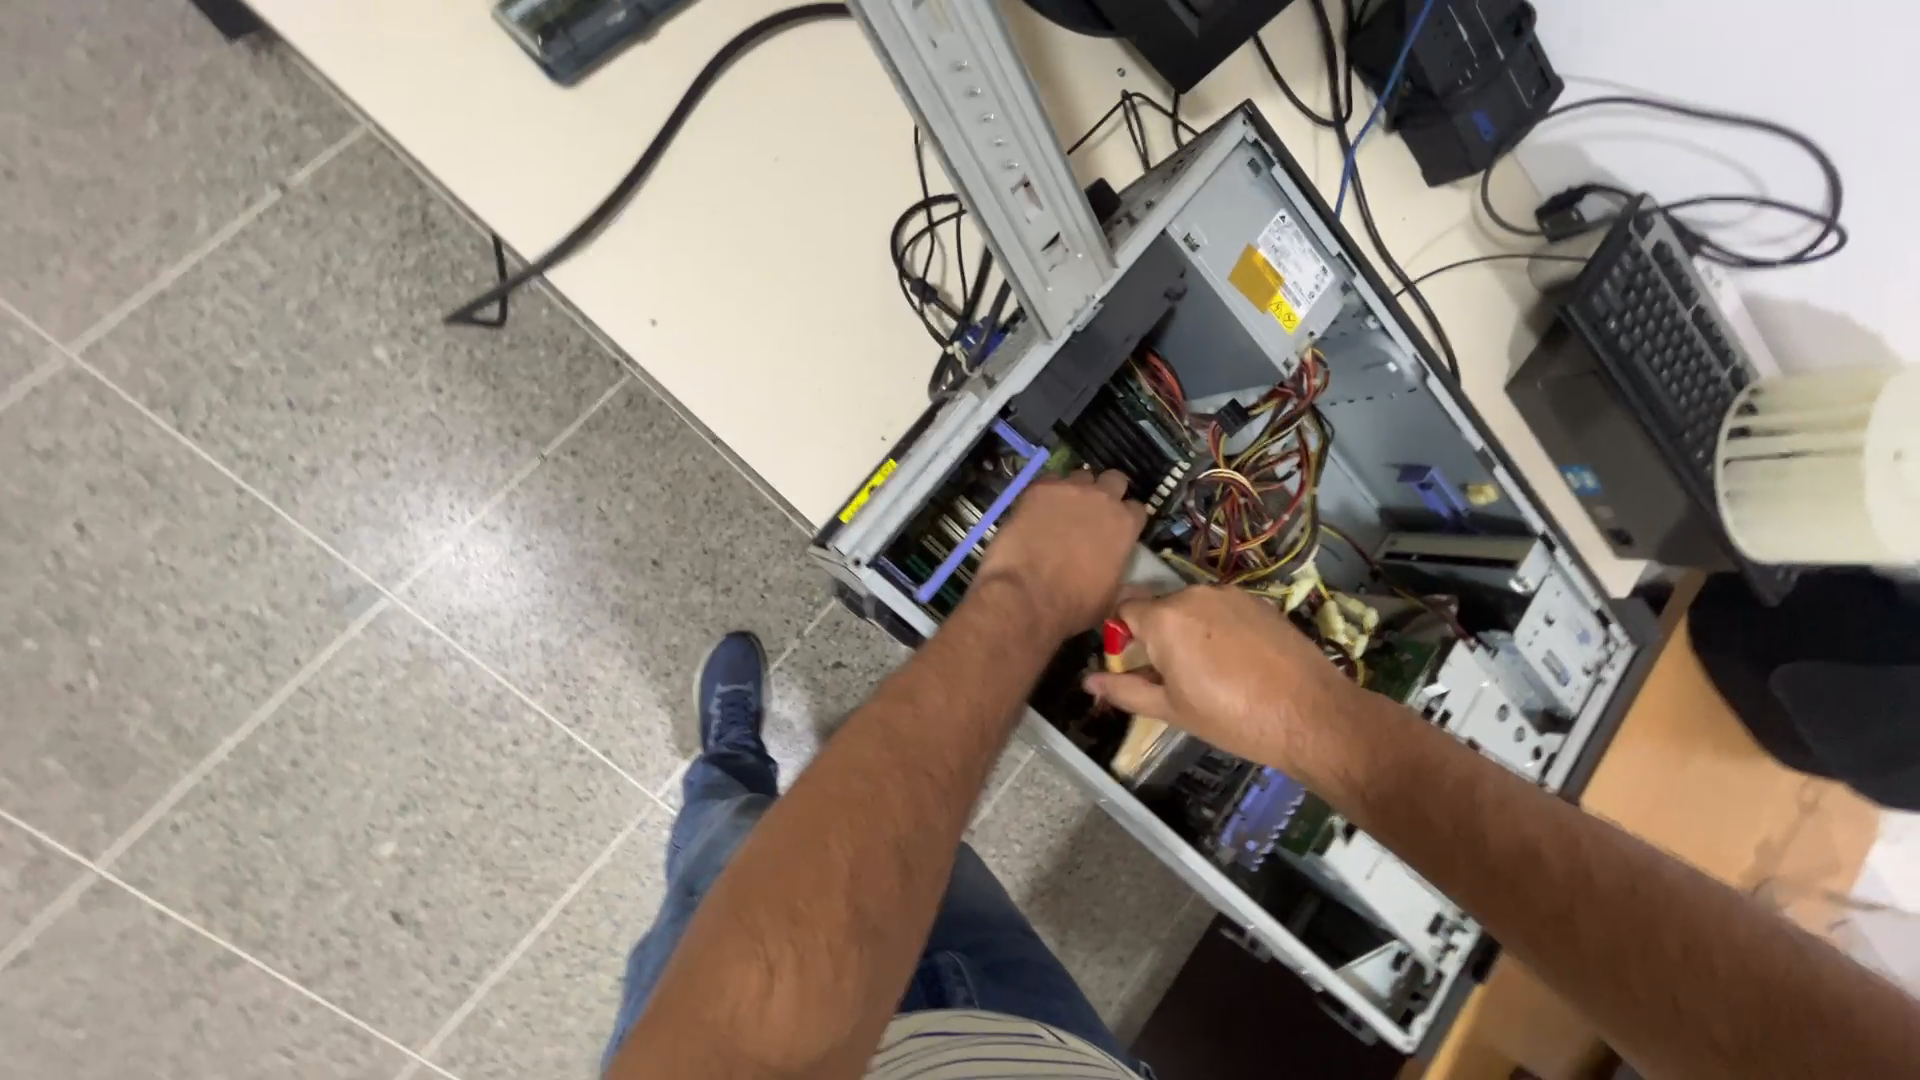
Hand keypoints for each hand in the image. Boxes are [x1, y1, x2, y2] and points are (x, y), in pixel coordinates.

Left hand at [973, 470, 1145, 640]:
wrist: (1026, 596)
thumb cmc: (1074, 605)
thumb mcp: (1111, 599)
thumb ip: (1126, 582)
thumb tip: (1139, 588)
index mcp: (1125, 524)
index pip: (1137, 508)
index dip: (1127, 518)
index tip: (1117, 529)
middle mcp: (1103, 499)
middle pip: (1113, 480)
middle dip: (1107, 492)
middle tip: (1092, 511)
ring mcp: (1070, 489)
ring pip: (1080, 476)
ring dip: (1076, 490)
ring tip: (1062, 509)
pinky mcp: (1038, 489)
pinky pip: (1049, 481)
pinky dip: (1047, 493)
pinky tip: (1037, 510)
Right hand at [1081, 586, 1385, 781]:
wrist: (1311, 715)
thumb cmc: (1232, 718)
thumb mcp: (1171, 710)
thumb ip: (1125, 690)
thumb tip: (1088, 681)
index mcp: (1164, 619)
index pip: (1122, 609)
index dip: (1122, 637)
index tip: (1134, 665)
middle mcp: (1192, 595)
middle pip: (1158, 608)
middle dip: (1156, 635)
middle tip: (1173, 676)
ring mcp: (1229, 594)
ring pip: (1191, 607)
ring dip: (1188, 631)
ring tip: (1210, 671)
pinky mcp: (1258, 601)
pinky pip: (1221, 608)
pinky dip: (1218, 628)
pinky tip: (1238, 661)